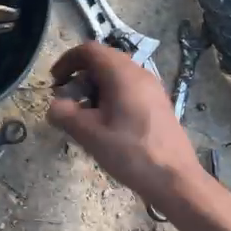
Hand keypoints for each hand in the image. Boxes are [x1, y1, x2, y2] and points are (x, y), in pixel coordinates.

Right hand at [46, 42, 204, 196]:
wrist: (176, 180)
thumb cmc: (130, 152)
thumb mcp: (89, 135)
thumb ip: (65, 115)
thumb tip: (54, 106)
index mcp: (122, 74)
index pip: (89, 50)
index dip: (67, 61)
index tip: (55, 82)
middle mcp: (139, 74)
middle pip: (103, 60)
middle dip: (80, 77)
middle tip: (67, 101)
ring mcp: (152, 89)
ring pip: (116, 75)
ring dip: (95, 88)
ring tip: (86, 115)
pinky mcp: (158, 104)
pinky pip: (129, 88)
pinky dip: (111, 96)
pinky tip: (107, 124)